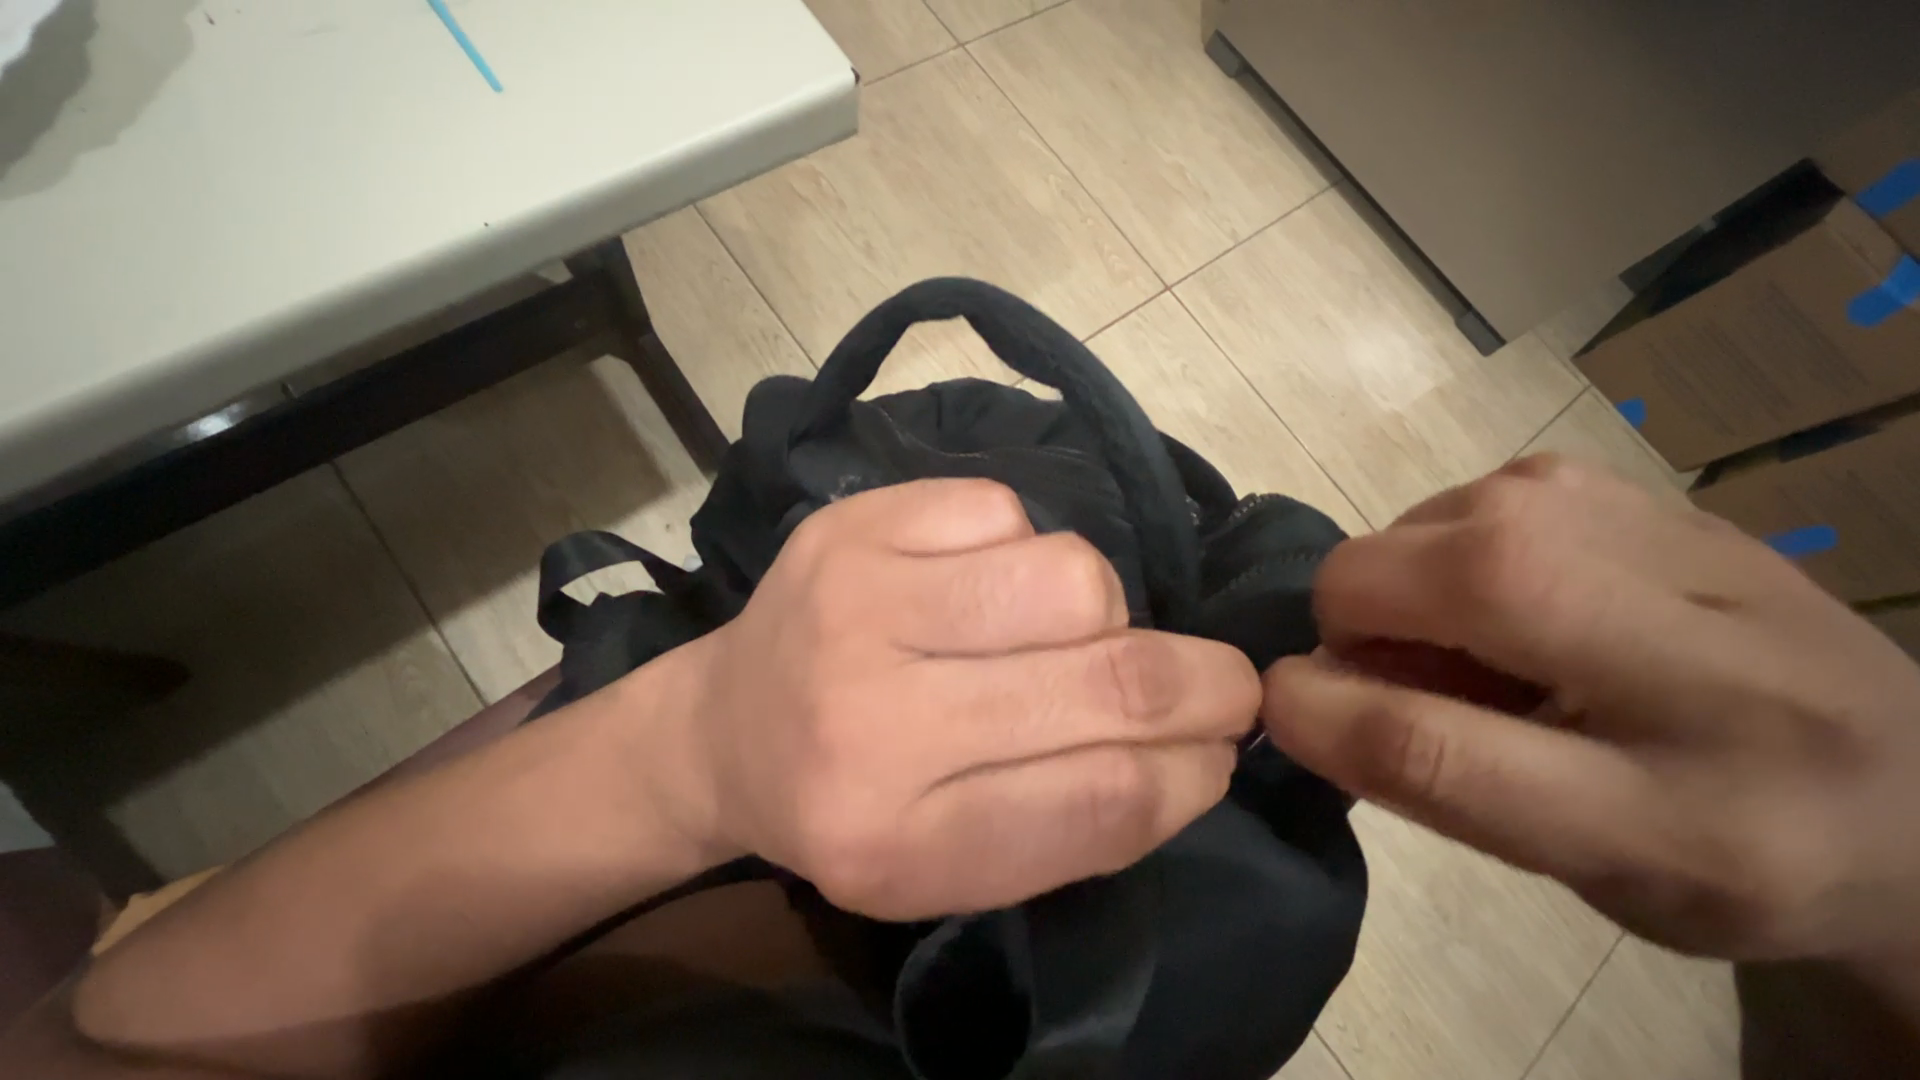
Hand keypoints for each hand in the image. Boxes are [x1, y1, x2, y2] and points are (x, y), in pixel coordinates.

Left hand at [647, 478, 1259, 920]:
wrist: (728, 728)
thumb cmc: (852, 807)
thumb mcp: (952, 867)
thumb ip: (1076, 824)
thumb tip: (1200, 748)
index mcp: (896, 842)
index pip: (1101, 802)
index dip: (1192, 774)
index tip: (1220, 753)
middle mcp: (868, 723)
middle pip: (1106, 683)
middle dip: (1201, 683)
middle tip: (1220, 684)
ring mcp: (854, 605)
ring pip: (1071, 576)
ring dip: (1103, 610)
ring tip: (1067, 634)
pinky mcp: (851, 526)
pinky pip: (1004, 509)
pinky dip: (1025, 547)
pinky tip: (986, 584)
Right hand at [1260, 455, 1919, 965]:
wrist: (1903, 779)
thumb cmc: (1710, 849)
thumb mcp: (1579, 867)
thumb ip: (1431, 778)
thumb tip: (1299, 681)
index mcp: (1694, 817)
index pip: (1438, 746)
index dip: (1319, 715)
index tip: (1275, 705)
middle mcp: (1706, 655)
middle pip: (1440, 582)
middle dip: (1354, 622)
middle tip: (1392, 674)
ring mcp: (1666, 536)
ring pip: (1431, 528)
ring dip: (1396, 590)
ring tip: (1465, 645)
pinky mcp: (1629, 484)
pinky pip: (1457, 501)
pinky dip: (1434, 553)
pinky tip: (1504, 599)